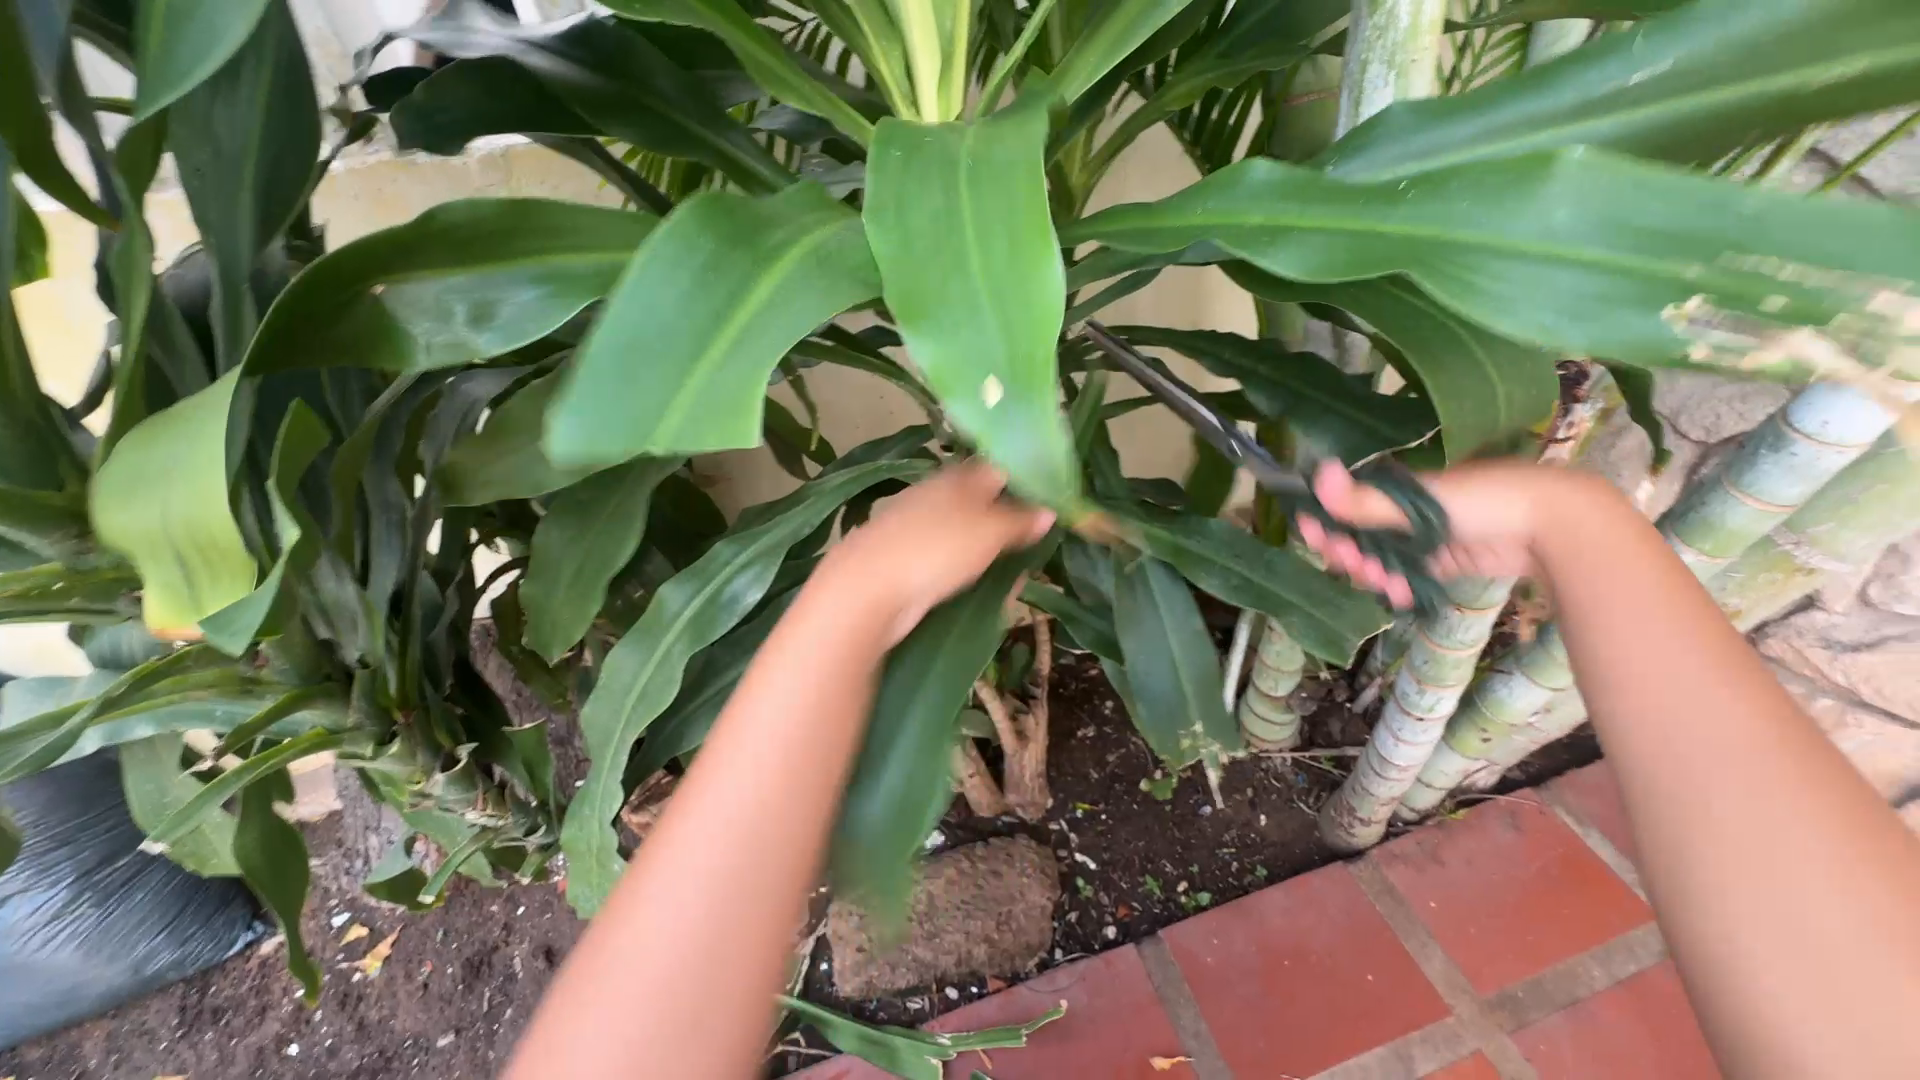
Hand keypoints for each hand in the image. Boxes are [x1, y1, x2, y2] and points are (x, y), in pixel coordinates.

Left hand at [815, 463, 1054, 643]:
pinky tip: (986, 590)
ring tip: (1018, 573)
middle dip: (1011, 521)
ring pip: (967, 533)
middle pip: (983, 501)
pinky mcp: (909, 559)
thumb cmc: (936, 548)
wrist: (868, 588)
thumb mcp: (989, 531)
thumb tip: (1049, 510)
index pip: (1000, 467)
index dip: (1028, 479)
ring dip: (992, 551)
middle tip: (1040, 543)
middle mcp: (938, 496)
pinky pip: (951, 561)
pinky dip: (971, 572)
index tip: (1054, 499)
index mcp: (958, 477)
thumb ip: (1020, 520)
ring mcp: (920, 528)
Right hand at [1296, 459, 1574, 606]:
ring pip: (1379, 560)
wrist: (1553, 525)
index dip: (1325, 519)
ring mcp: (1422, 538)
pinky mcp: (1441, 563)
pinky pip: (1406, 576)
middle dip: (1347, 553)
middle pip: (1357, 535)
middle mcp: (1403, 510)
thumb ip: (1365, 500)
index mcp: (1396, 486)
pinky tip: (1401, 593)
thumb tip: (1316, 473)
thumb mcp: (1420, 501)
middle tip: (1352, 566)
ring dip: (1372, 574)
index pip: (1344, 503)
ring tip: (1384, 583)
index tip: (1312, 535)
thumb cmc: (1485, 499)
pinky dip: (1398, 587)